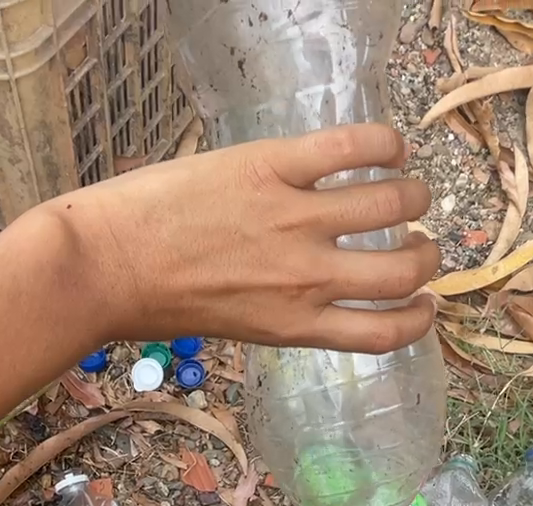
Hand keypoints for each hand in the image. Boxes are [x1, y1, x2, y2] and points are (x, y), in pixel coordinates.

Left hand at [26, 124, 439, 355]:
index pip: (384, 333)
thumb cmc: (159, 305)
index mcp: (296, 326)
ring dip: (414, 198)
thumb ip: (286, 312)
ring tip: (406, 193)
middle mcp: (308, 278)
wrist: (105, 266)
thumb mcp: (235, 327)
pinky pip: (353, 146)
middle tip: (417, 245)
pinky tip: (389, 148)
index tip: (425, 304)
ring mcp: (295, 219)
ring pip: (394, 202)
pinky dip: (385, 144)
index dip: (418, 319)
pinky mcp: (273, 166)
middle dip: (426, 258)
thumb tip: (318, 288)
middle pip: (405, 269)